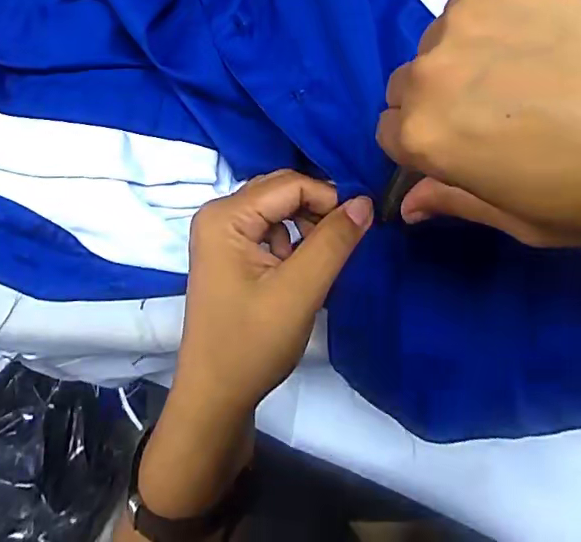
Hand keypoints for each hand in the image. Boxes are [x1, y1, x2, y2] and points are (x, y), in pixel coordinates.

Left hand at [133, 172, 370, 524]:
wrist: (215, 395)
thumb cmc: (252, 344)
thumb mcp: (299, 292)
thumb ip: (333, 243)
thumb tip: (364, 202)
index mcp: (224, 215)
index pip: (288, 184)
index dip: (328, 199)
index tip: (361, 226)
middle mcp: (218, 213)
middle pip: (280, 190)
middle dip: (316, 211)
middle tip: (343, 245)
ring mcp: (220, 232)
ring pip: (277, 208)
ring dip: (305, 227)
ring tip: (318, 266)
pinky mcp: (228, 251)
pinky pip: (268, 227)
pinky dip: (291, 242)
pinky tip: (299, 272)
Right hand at [377, 0, 580, 246]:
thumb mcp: (534, 221)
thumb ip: (457, 202)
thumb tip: (408, 202)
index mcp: (427, 134)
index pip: (390, 132)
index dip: (431, 145)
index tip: (473, 149)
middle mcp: (429, 69)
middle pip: (411, 83)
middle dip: (445, 99)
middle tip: (511, 110)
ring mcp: (468, 13)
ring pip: (446, 38)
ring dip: (473, 54)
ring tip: (545, 68)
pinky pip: (481, 0)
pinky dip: (505, 17)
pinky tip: (559, 35)